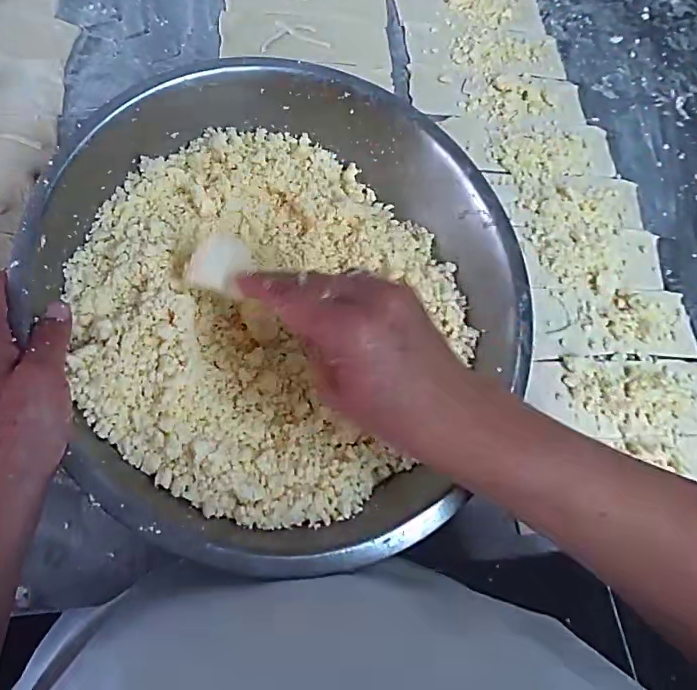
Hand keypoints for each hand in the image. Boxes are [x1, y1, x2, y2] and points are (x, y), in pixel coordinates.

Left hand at [0, 271, 71, 514]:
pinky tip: (57, 361)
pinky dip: (32, 352)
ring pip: (7, 337)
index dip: (17, 274)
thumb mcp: (44, 376)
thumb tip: (55, 305)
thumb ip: (50, 336)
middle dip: (30, 300)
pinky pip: (11, 359)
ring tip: (67, 325)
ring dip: (33, 328)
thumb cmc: (22, 429)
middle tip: (66, 296)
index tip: (50, 269)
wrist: (2, 492)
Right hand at [236, 271, 488, 465]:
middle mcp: (368, 300)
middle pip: (310, 282)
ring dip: (310, 288)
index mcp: (348, 330)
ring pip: (332, 279)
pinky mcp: (400, 291)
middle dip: (283, 286)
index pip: (292, 299)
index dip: (261, 288)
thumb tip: (302, 325)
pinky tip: (330, 306)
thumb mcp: (336, 390)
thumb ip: (313, 348)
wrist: (458, 413)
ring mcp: (388, 291)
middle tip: (259, 291)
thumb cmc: (394, 417)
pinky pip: (354, 284)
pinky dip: (335, 291)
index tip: (239, 281)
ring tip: (293, 301)